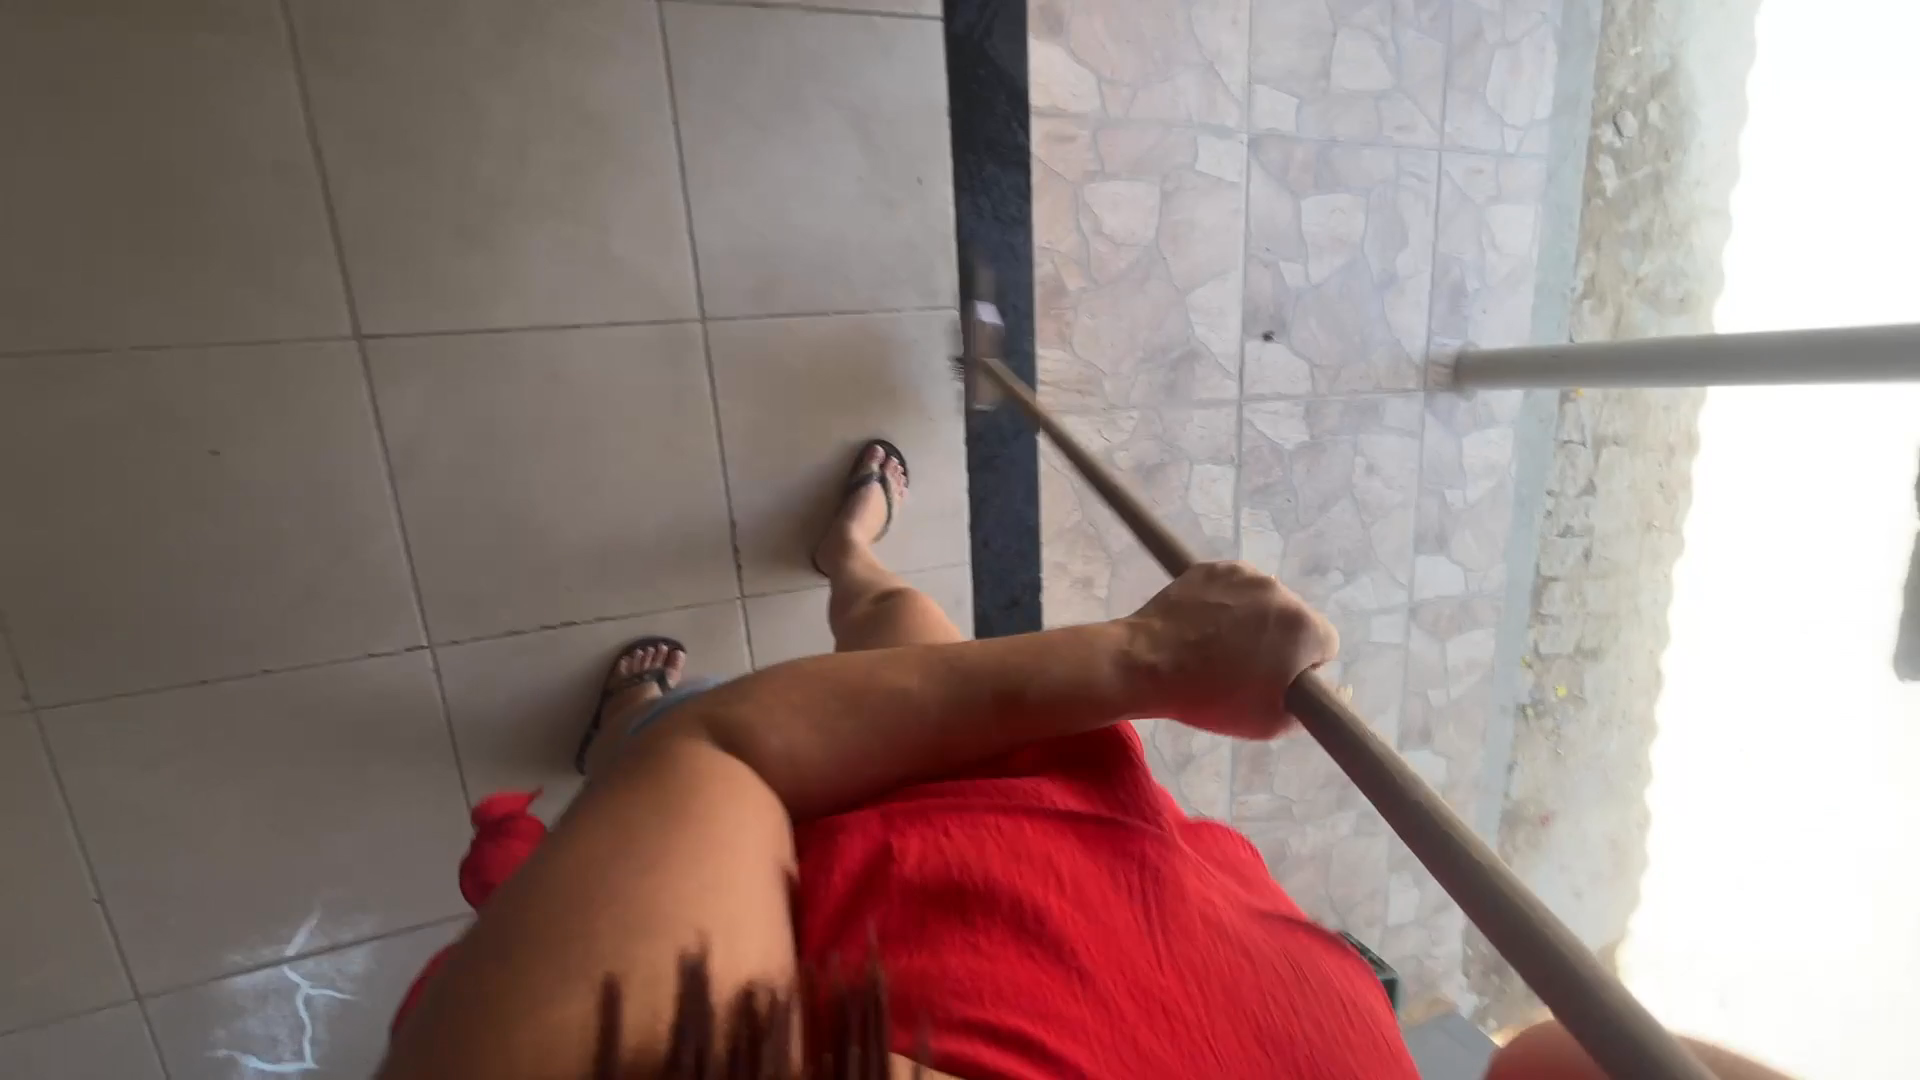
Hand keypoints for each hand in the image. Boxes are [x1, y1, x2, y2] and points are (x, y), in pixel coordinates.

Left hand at [1123, 561, 1337, 738]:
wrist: (1145, 663)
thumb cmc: (1210, 696)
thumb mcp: (1271, 723)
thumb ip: (1311, 708)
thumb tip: (1324, 688)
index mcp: (1304, 626)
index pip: (1325, 645)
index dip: (1303, 666)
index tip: (1274, 680)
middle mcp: (1279, 590)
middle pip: (1293, 619)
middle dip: (1277, 639)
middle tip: (1241, 664)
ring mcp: (1242, 573)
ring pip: (1261, 601)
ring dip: (1250, 619)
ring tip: (1216, 645)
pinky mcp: (1210, 567)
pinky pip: (1230, 587)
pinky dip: (1223, 602)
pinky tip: (1201, 624)